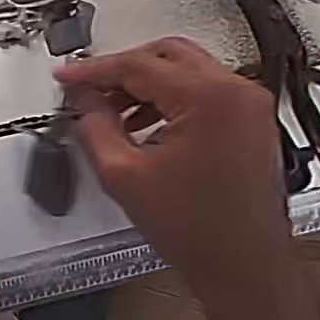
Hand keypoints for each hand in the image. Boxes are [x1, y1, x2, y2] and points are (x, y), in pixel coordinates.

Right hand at [57, 37, 319, 319]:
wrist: (242, 264)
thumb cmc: (198, 229)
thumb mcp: (123, 174)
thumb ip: (96, 127)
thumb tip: (85, 102)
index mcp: (208, 99)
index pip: (139, 65)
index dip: (94, 70)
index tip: (67, 76)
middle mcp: (237, 93)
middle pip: (166, 55)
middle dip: (120, 69)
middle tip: (86, 87)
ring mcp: (249, 107)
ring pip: (185, 70)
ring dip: (143, 84)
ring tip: (108, 111)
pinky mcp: (251, 122)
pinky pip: (203, 92)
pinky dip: (168, 98)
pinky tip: (140, 124)